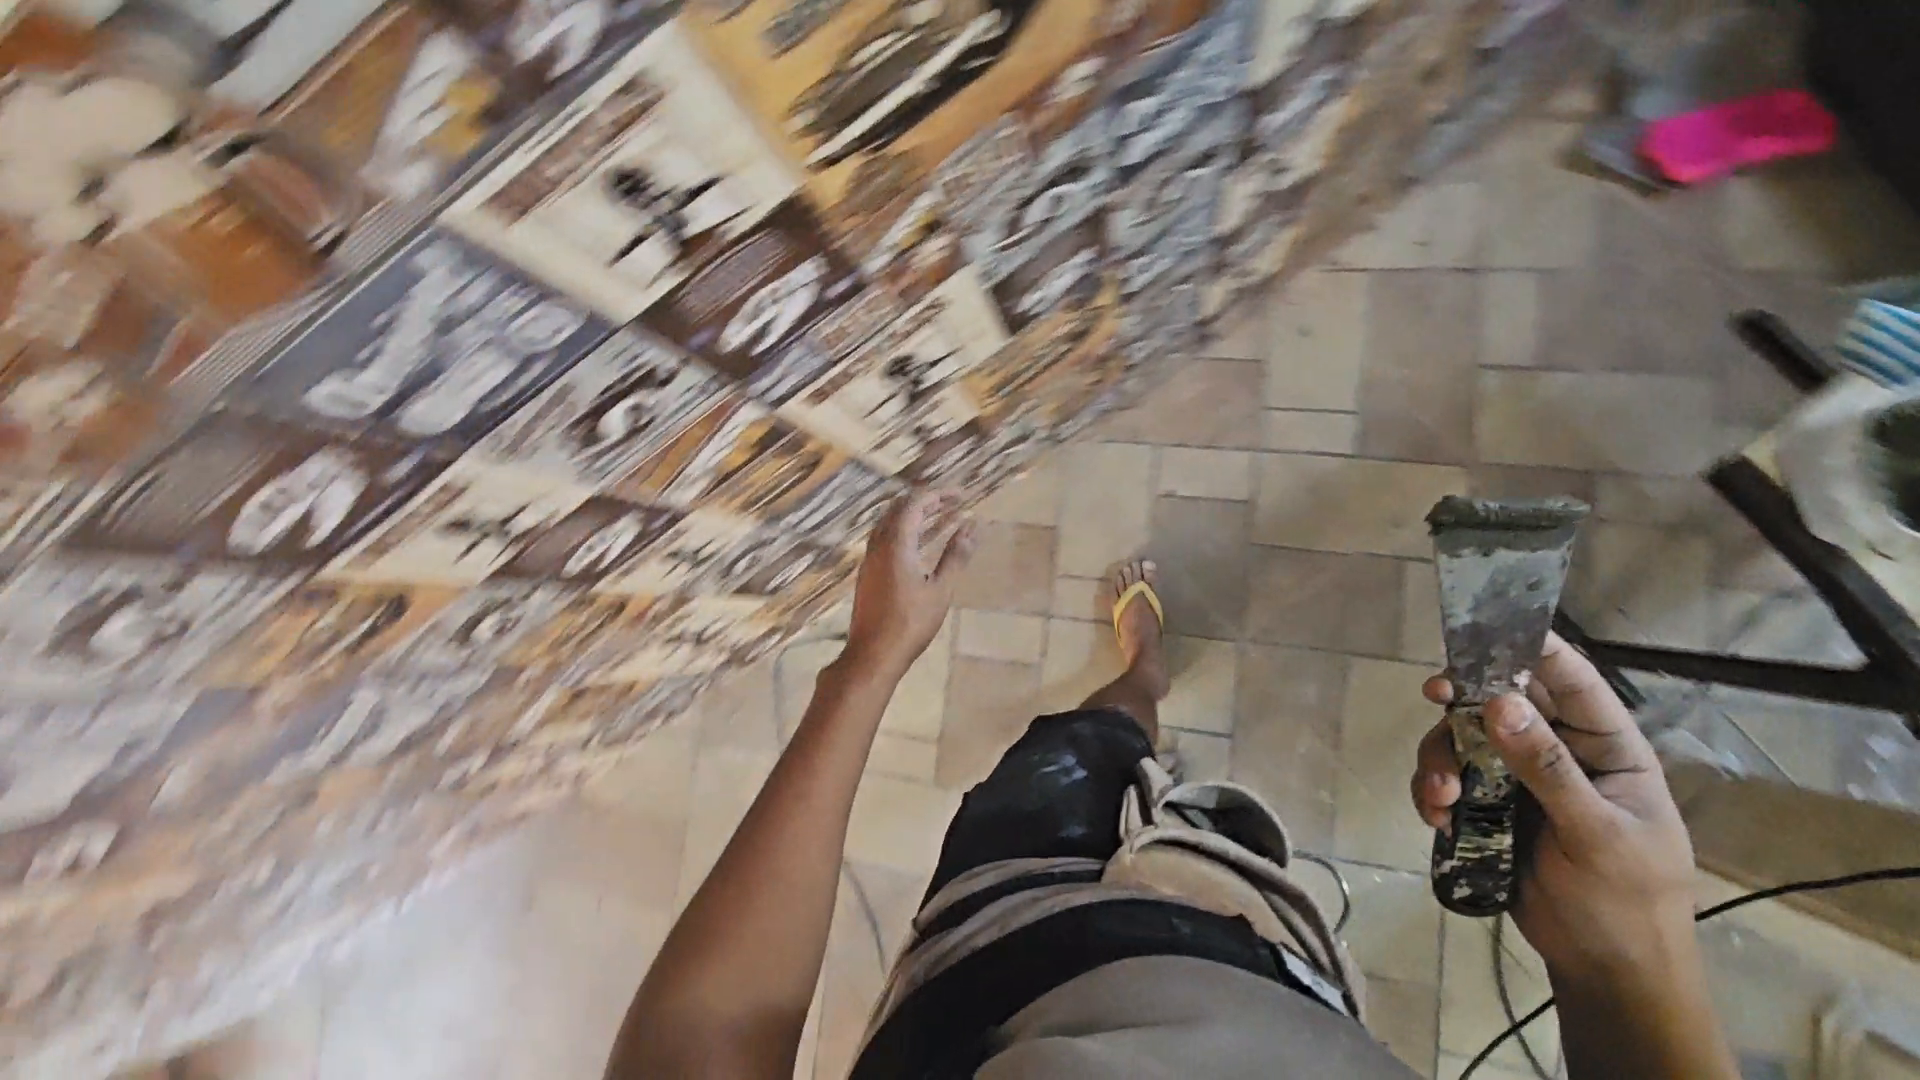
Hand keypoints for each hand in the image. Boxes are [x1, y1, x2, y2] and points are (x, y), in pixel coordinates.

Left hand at [843, 490, 974, 679]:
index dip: (939, 495)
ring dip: (913, 516)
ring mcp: (869, 559)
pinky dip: (903, 532)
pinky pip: (884, 539)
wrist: (873, 654)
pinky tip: (918, 545)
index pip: (915, 503)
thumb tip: (973, 526)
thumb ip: (956, 555)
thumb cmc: (911, 623)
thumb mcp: (941, 590)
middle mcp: (878, 545)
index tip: (961, 495)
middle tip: (952, 504)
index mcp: (896, 543)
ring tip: (939, 519)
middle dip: (926, 501)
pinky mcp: (867, 573)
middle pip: (899, 509)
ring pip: (889, 524)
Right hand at [1410, 633, 1698, 981]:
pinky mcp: (1487, 806)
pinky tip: (1438, 819)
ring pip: (1462, 740)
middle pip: (1499, 701)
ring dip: (1441, 759)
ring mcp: (1517, 778)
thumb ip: (1547, 768)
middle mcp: (1557, 751)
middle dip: (1463, 702)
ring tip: (1441, 798)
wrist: (1604, 968)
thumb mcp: (1597, 833)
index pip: (1570, 680)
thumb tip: (1499, 704)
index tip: (1479, 631)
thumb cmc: (1627, 901)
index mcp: (1605, 747)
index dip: (1529, 648)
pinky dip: (1433, 793)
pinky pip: (1447, 779)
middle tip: (1435, 698)